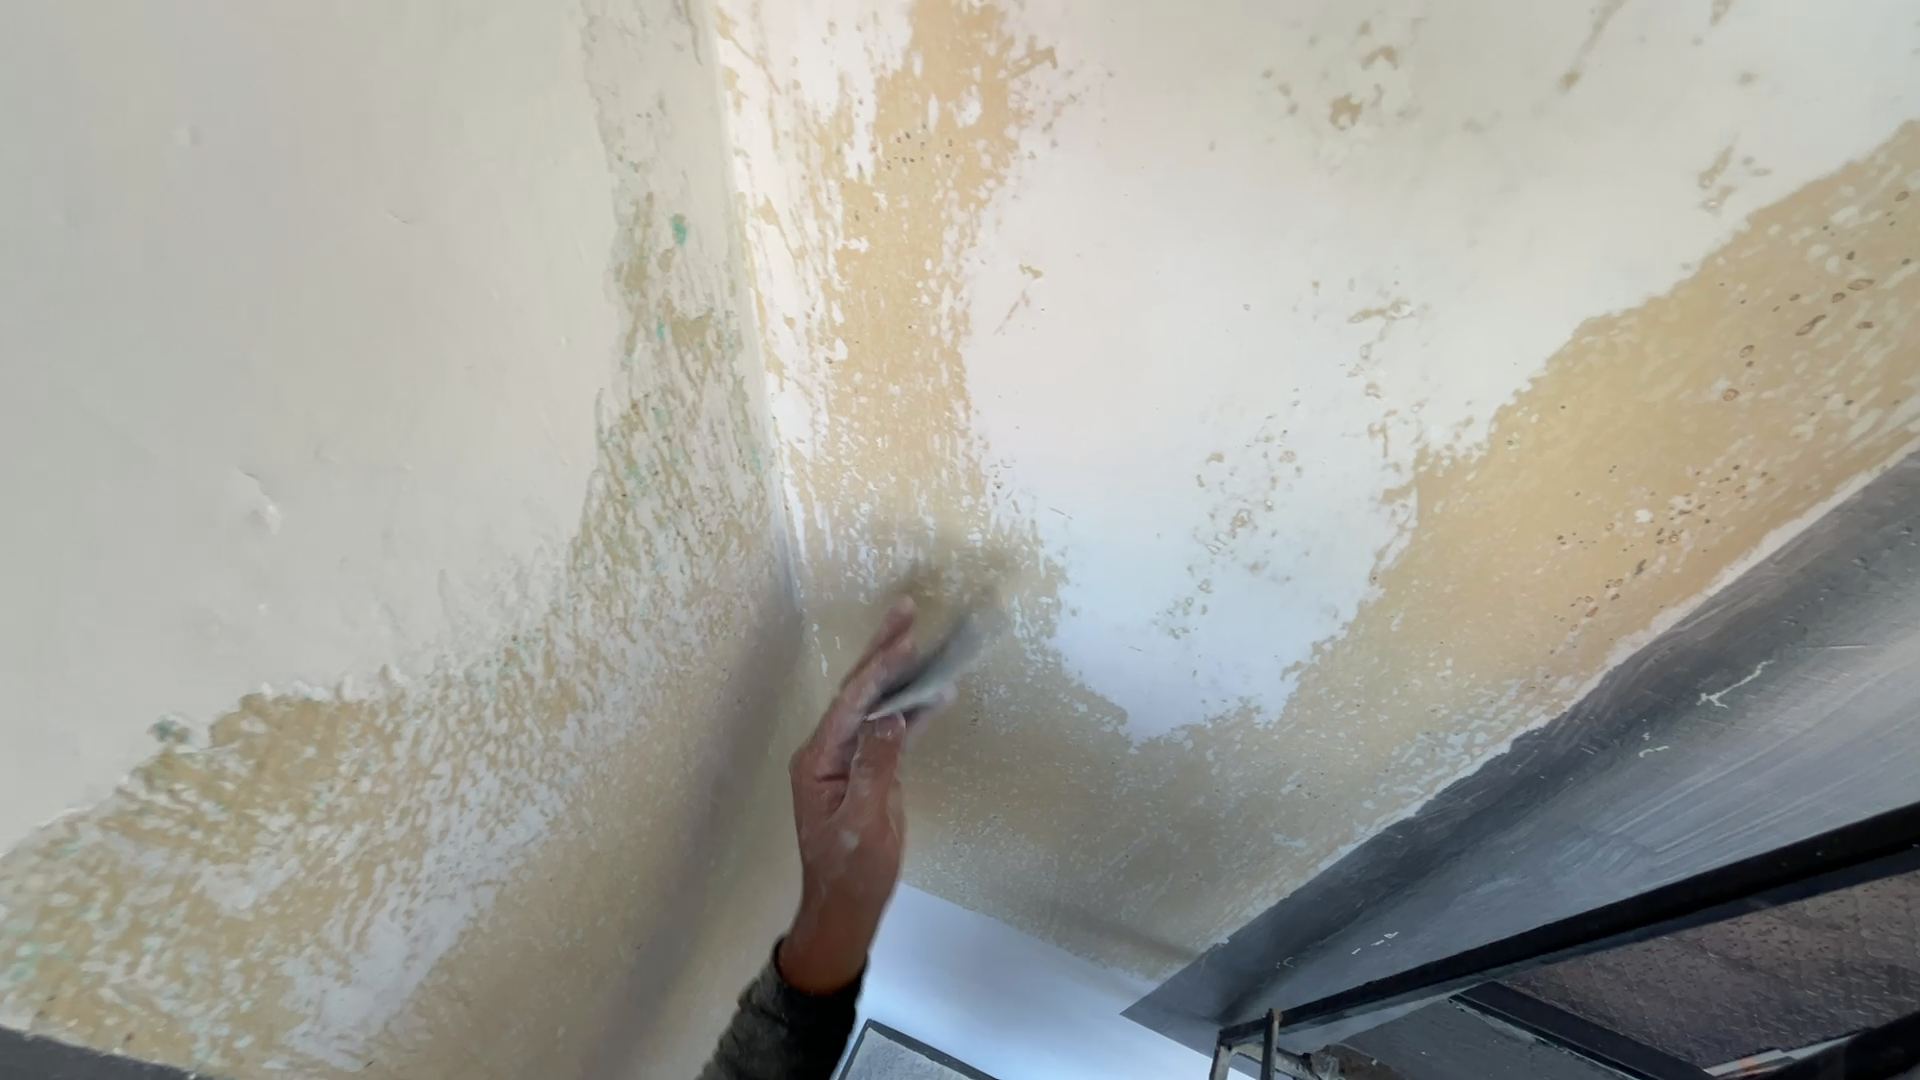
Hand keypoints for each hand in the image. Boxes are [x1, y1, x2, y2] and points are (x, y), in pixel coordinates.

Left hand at [777, 598, 943, 993]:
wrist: (846, 908)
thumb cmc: (851, 871)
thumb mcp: (863, 822)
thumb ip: (875, 766)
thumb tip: (891, 717)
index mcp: (818, 757)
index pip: (852, 702)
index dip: (879, 669)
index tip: (906, 640)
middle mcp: (830, 748)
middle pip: (859, 689)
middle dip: (883, 650)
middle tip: (906, 611)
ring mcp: (851, 756)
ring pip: (877, 702)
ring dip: (901, 672)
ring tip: (923, 637)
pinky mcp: (872, 767)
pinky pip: (893, 730)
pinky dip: (914, 710)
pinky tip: (937, 692)